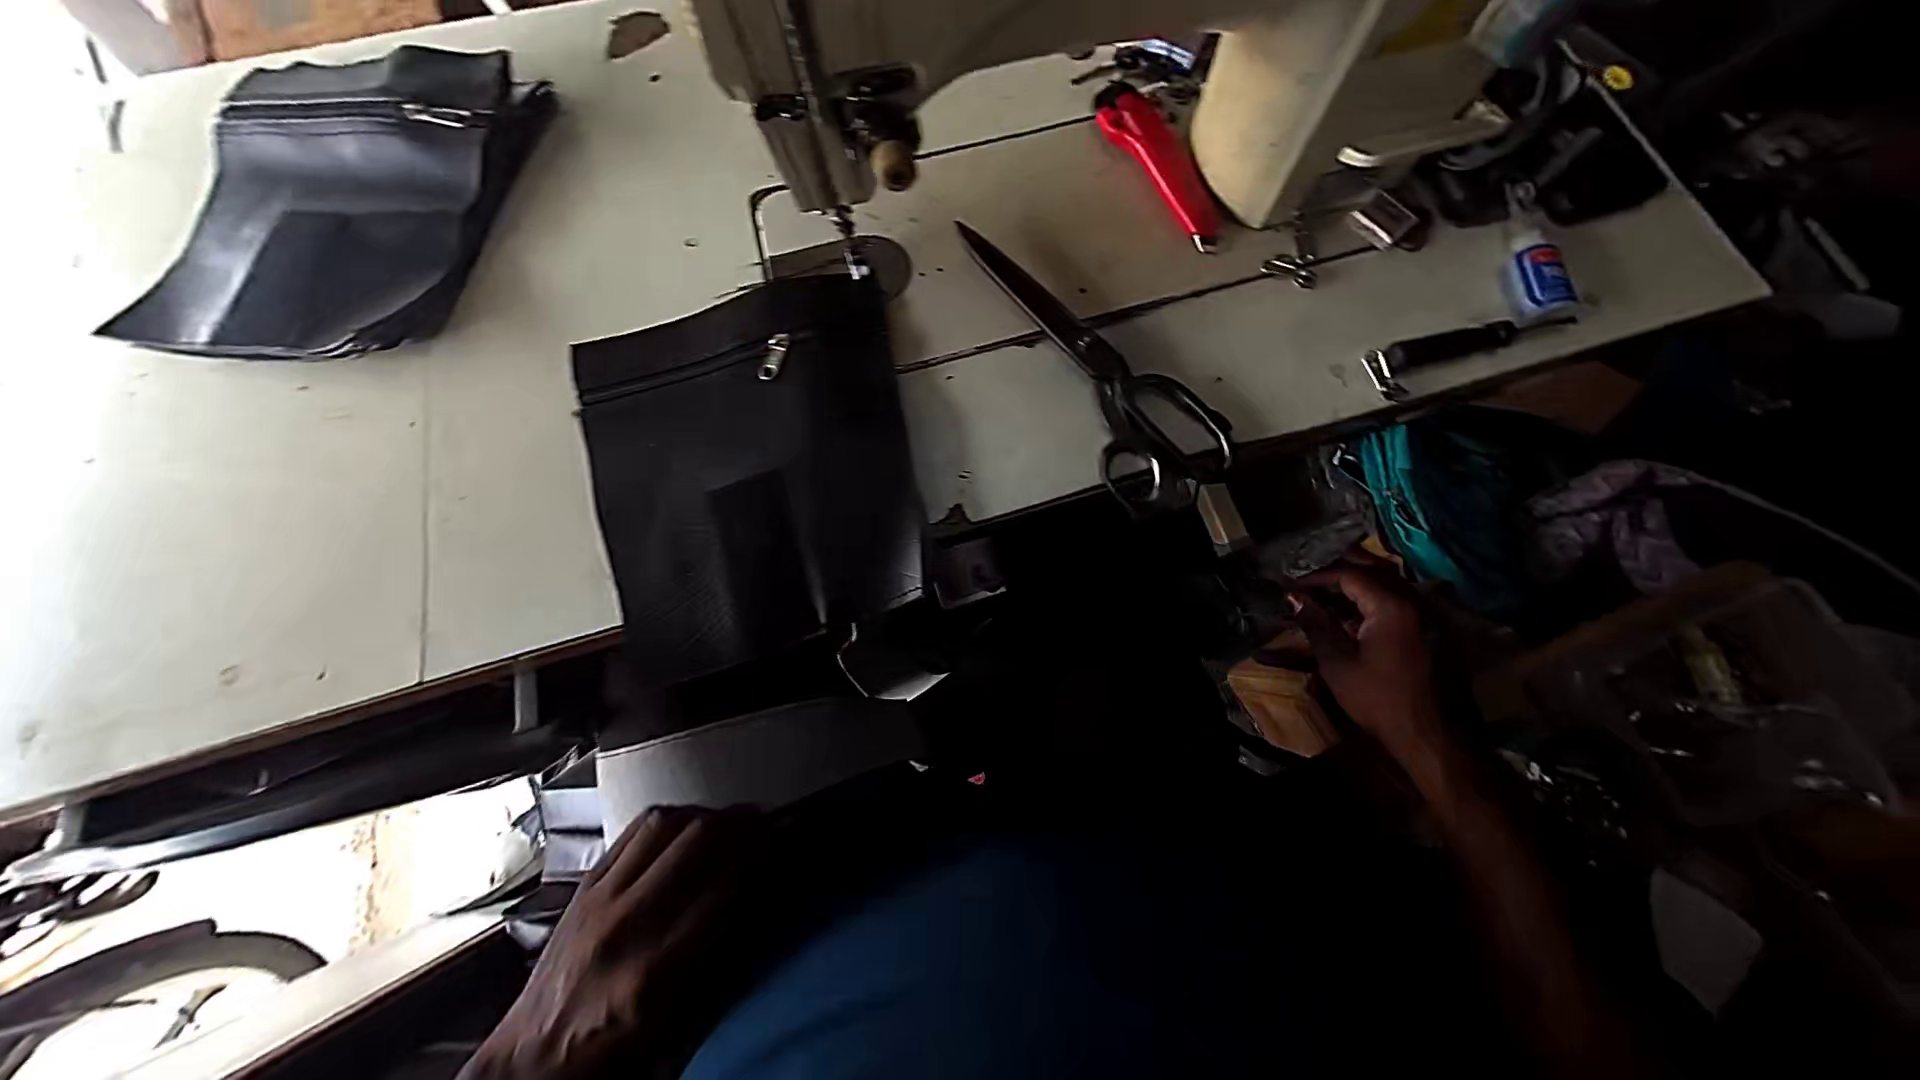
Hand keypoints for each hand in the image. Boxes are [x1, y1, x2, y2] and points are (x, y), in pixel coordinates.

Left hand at [461, 806, 758, 1079]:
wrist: (530, 1063)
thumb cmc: (610, 1049)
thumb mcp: (674, 1018)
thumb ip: (715, 952)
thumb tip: (753, 890)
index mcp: (656, 973)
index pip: (727, 888)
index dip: (763, 858)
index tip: (782, 846)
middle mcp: (628, 926)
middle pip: (699, 841)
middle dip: (742, 824)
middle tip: (763, 821)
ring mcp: (601, 900)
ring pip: (666, 824)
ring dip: (706, 814)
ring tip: (727, 819)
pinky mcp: (584, 888)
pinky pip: (633, 830)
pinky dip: (668, 818)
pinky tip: (684, 824)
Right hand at [1289, 562, 1444, 763]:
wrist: (1435, 738)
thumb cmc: (1380, 700)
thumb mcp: (1337, 663)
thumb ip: (1316, 624)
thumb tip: (1294, 596)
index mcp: (1393, 606)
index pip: (1350, 575)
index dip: (1318, 577)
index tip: (1292, 584)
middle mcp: (1418, 602)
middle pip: (1377, 570)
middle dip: (1342, 567)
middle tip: (1310, 573)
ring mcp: (1432, 616)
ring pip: (1394, 583)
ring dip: (1361, 582)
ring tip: (1328, 591)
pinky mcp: (1437, 632)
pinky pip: (1404, 601)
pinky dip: (1378, 598)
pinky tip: (1356, 613)